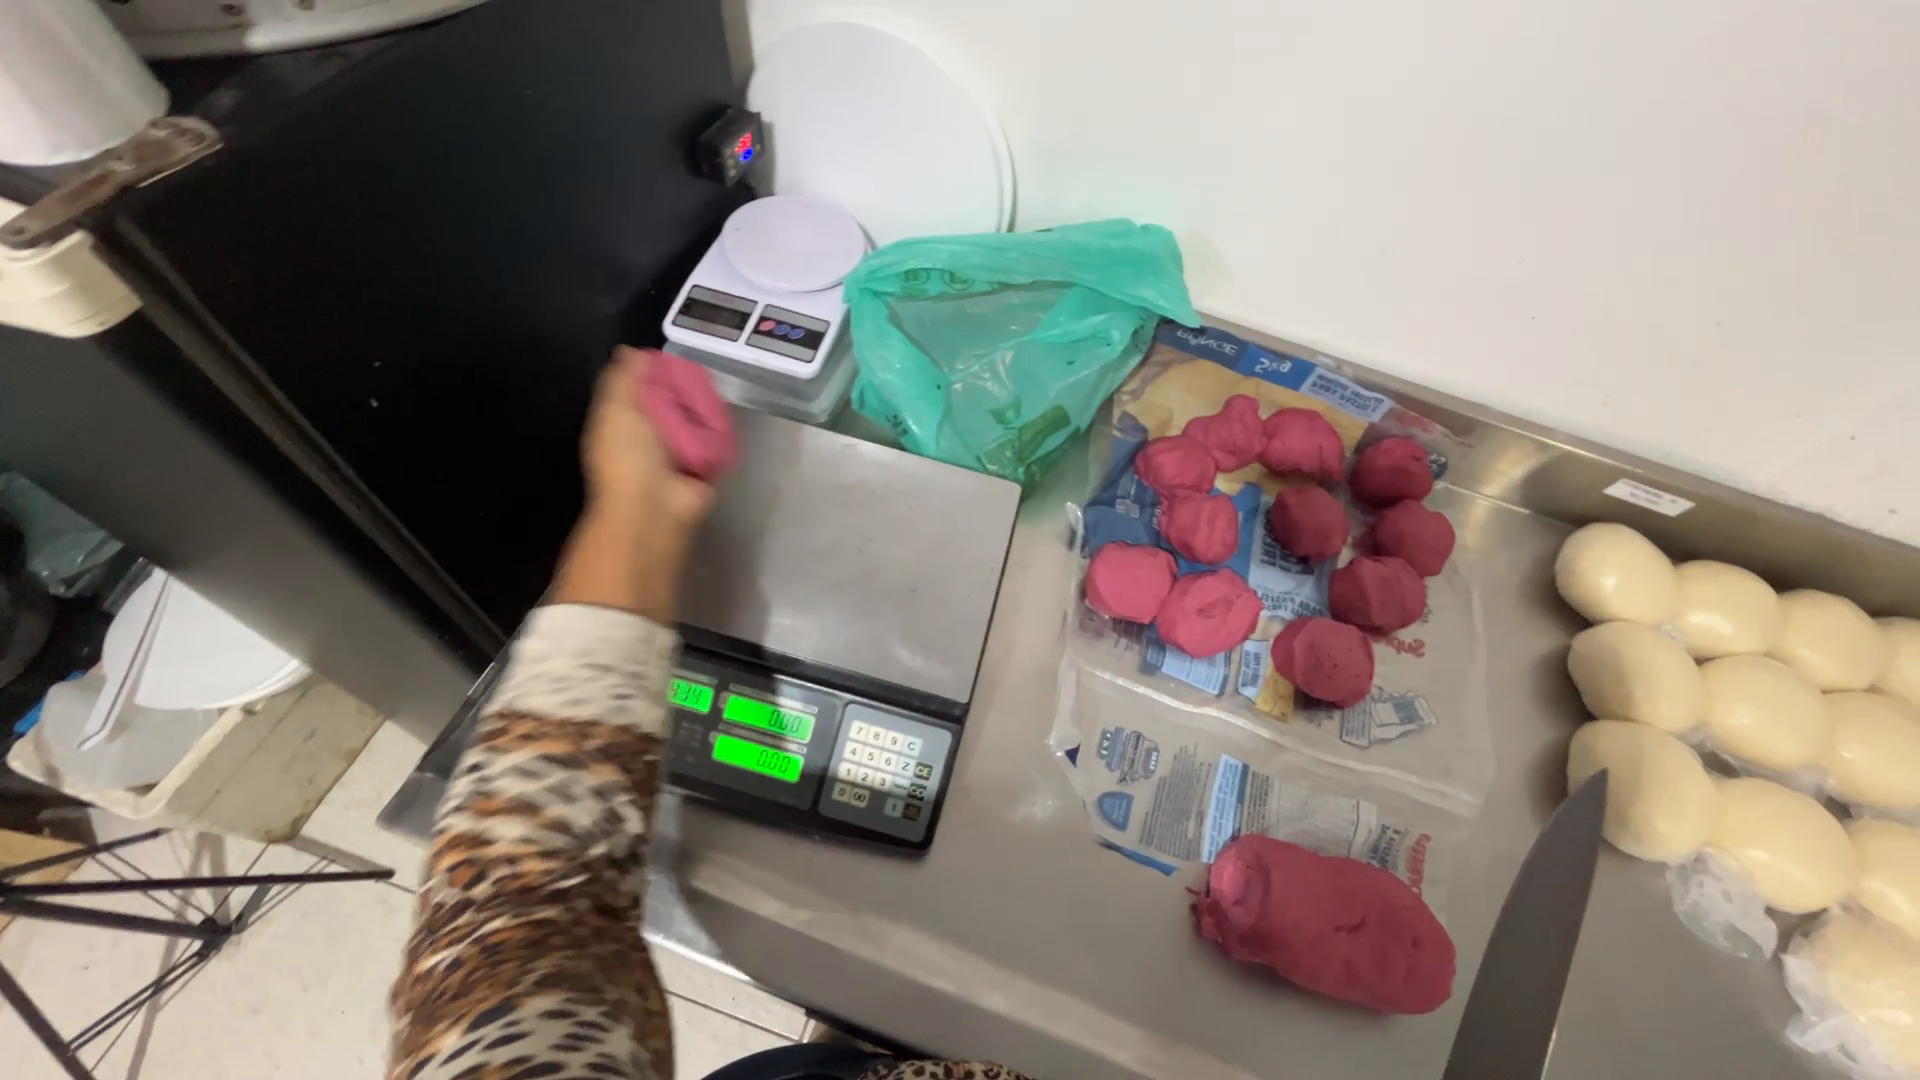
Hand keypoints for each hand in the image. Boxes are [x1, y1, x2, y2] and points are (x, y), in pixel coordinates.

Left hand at [551, 347, 714, 621]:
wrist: (655, 506)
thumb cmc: (628, 456)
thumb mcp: (615, 409)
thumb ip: (623, 379)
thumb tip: (632, 351)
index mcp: (623, 423)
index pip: (638, 392)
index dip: (652, 374)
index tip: (670, 358)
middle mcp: (651, 438)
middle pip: (671, 405)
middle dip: (684, 390)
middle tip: (702, 370)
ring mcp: (679, 454)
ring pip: (695, 422)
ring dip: (705, 409)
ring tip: (718, 387)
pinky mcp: (705, 467)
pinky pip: (716, 443)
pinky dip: (722, 432)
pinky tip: (728, 413)